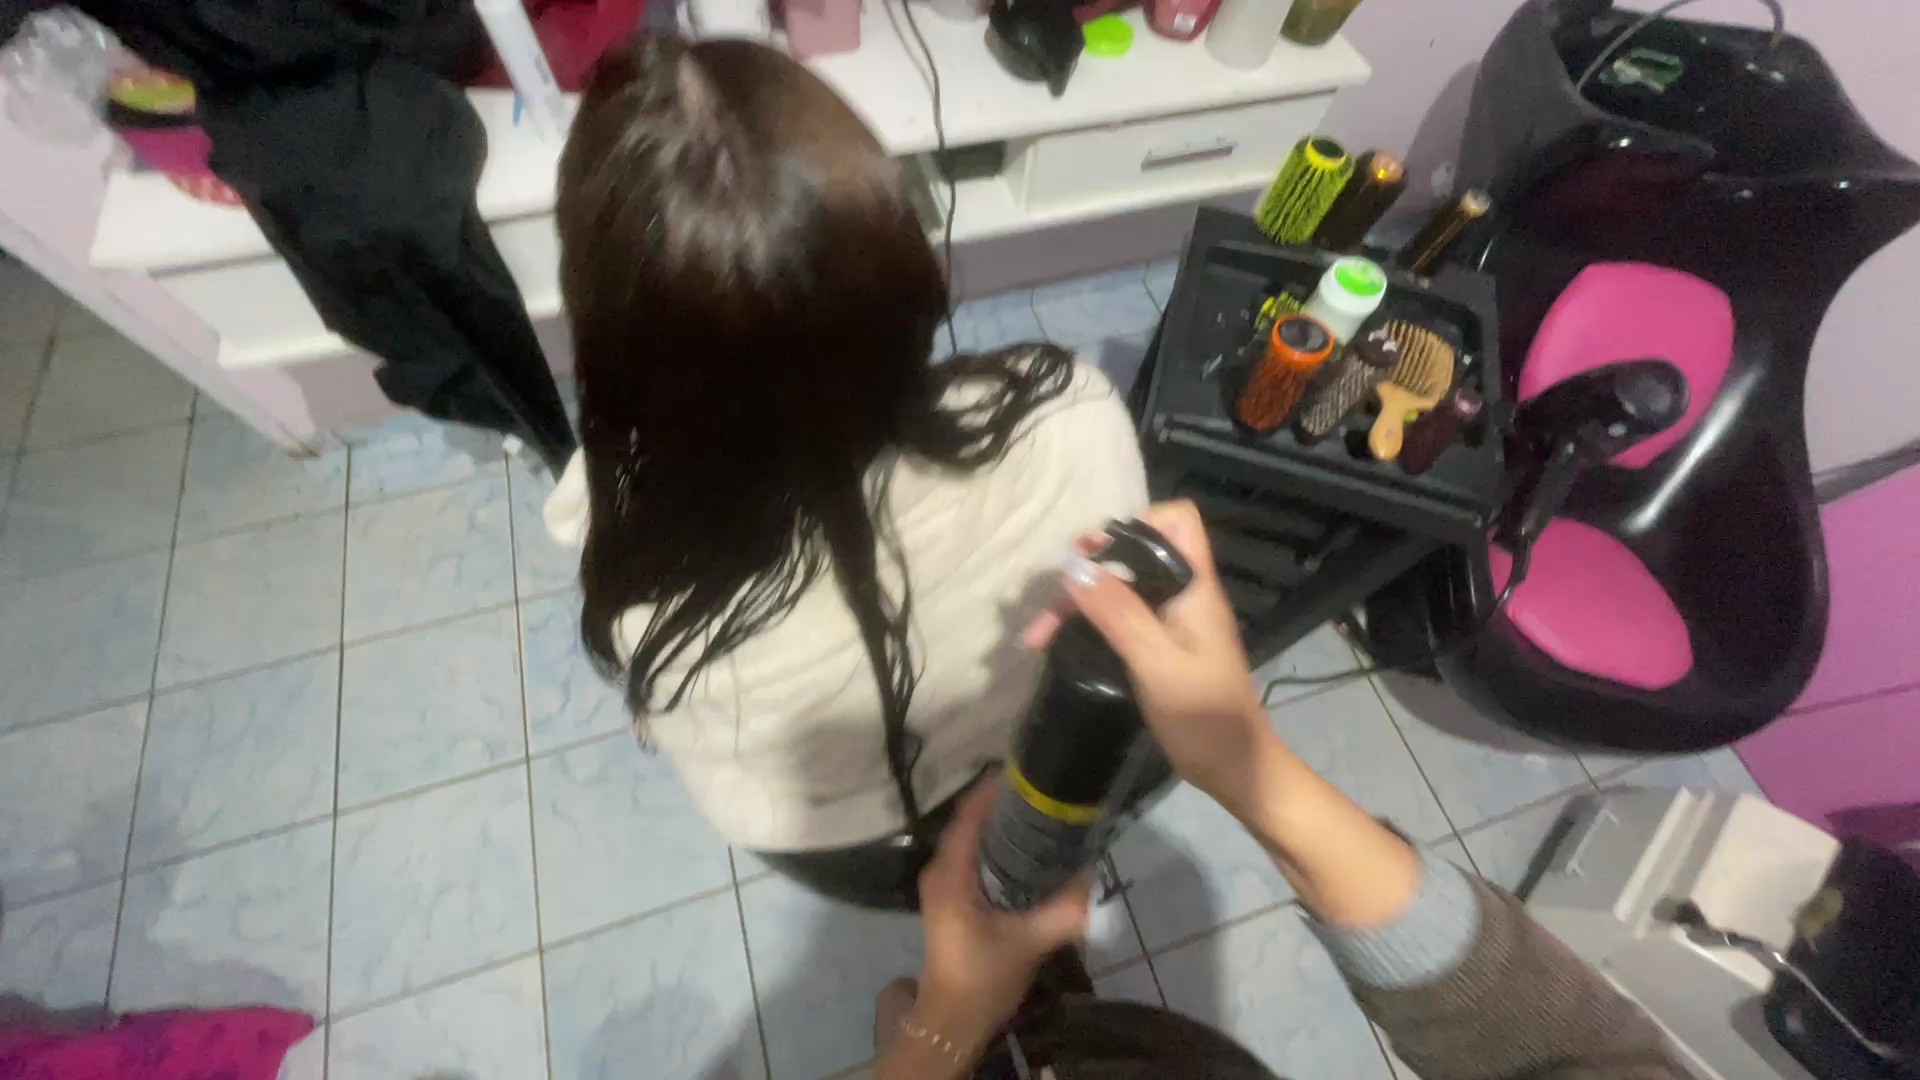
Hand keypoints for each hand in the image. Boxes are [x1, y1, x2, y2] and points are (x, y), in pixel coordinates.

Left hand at [914, 782, 1090, 1041]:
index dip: (991, 789)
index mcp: (950, 872)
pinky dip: (992, 843)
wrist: (952, 1022)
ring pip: (969, 838)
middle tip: (1039, 790)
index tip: (1023, 772)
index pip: (968, 814)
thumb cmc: (983, 977)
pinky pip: (970, 855)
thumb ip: (1063, 910)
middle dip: (1000, 803)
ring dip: (997, 823)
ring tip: (1036, 811)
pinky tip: (1021, 848)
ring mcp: (942, 883)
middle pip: (968, 821)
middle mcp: (940, 869)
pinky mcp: (950, 896)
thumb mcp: (1028, 943)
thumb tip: (1092, 874)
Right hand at [1051, 499, 1278, 811]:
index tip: (1096, 550)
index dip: (1137, 522)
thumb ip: (1117, 610)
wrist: (1234, 770)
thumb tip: (1072, 565)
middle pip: (1134, 557)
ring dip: (1078, 605)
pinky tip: (1060, 645)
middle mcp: (1183, 594)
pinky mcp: (1159, 646)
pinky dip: (1088, 626)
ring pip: (1119, 591)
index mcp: (1194, 586)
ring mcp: (1171, 621)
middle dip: (1089, 570)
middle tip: (1053, 594)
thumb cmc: (1204, 715)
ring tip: (1038, 636)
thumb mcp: (1155, 661)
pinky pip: (1118, 620)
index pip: (1178, 520)